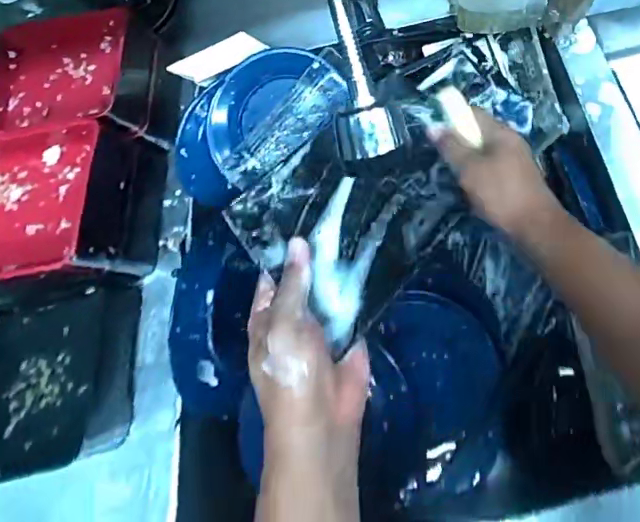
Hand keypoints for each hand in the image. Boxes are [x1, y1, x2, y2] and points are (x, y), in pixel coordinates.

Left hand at [247, 236, 368, 520]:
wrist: (324, 423)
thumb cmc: (290, 374)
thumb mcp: (284, 324)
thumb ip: (293, 284)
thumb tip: (297, 243)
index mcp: (267, 316)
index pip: (273, 275)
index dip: (284, 250)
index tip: (302, 215)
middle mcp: (293, 317)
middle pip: (305, 279)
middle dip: (318, 255)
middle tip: (337, 216)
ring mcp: (322, 325)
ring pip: (330, 289)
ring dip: (340, 269)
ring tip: (356, 225)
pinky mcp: (349, 334)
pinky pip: (353, 305)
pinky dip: (361, 287)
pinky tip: (372, 256)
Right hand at [431, 110, 561, 238]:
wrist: (537, 227)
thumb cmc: (500, 194)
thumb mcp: (469, 169)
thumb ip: (451, 147)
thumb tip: (433, 127)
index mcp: (501, 132)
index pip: (473, 113)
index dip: (452, 118)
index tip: (437, 136)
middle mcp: (511, 141)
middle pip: (479, 133)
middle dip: (460, 145)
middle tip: (448, 163)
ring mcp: (517, 160)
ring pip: (485, 154)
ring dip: (470, 165)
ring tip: (461, 182)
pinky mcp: (519, 179)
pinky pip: (494, 169)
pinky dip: (481, 177)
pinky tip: (476, 194)